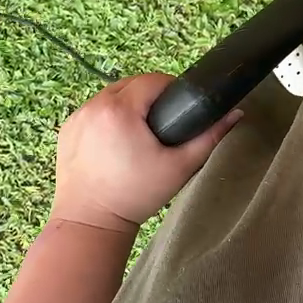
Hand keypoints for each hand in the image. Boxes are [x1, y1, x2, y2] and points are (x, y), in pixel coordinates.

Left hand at [51, 73, 241, 231]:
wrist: (90, 222)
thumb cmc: (136, 194)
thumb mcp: (181, 166)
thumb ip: (209, 136)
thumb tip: (235, 113)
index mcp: (120, 110)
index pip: (153, 80)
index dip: (172, 89)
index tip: (180, 110)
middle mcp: (94, 106)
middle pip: (131, 83)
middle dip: (150, 96)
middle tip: (164, 122)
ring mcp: (77, 117)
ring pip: (112, 95)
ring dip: (129, 103)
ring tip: (143, 129)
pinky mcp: (67, 130)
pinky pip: (95, 110)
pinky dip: (109, 116)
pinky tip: (119, 138)